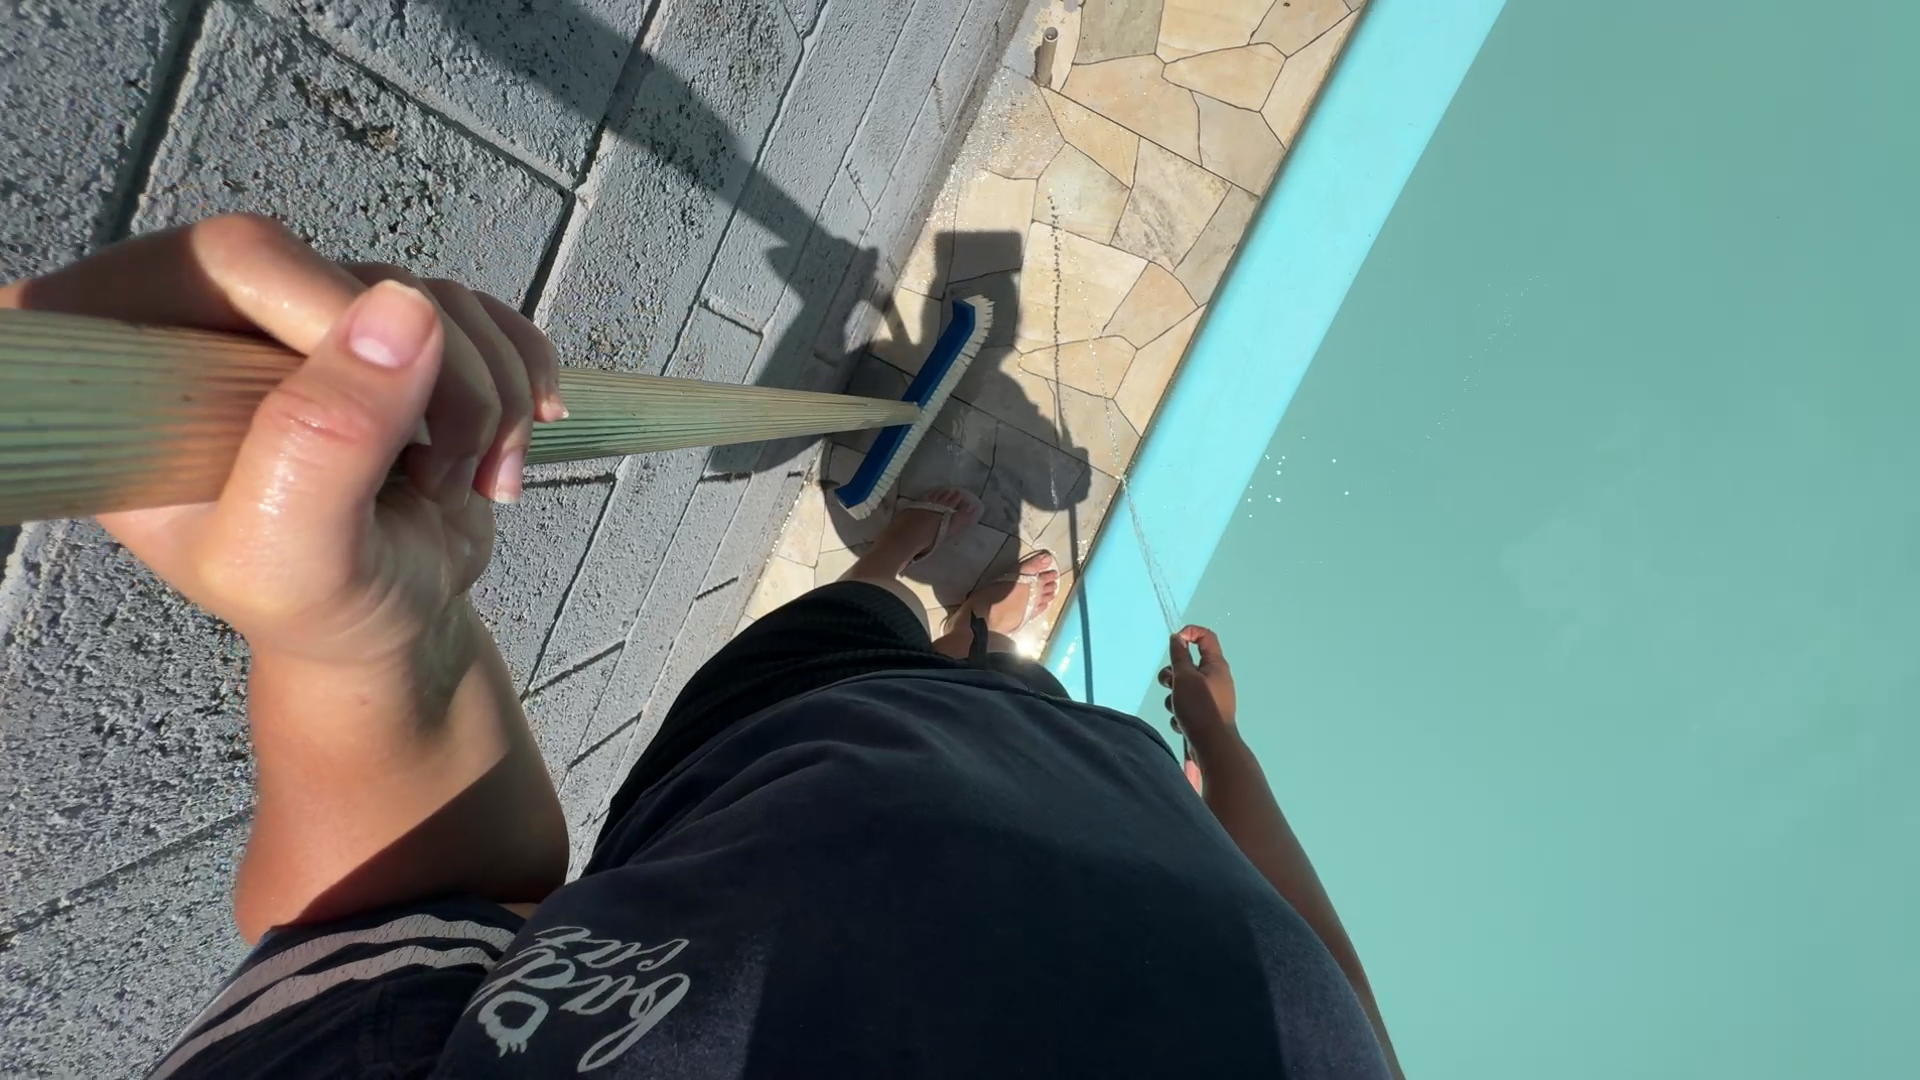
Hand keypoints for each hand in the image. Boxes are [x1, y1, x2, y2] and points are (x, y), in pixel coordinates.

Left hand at [0, 214, 562, 673]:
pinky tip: (515, 442)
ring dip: (496, 401)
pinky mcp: (408, 342)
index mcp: (130, 354)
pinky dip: (528, 380)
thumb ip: (327, 437)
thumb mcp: (298, 550)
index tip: (406, 436)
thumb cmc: (324, 603)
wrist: (399, 613)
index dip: (350, 334)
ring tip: (475, 478)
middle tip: (454, 469)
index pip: (248, 264)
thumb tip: (407, 309)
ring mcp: (327, 326)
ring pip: (446, 305)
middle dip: (450, 384)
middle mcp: (224, 319)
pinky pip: (491, 319)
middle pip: (366, 281)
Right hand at [1159, 625, 1237, 789]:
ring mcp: (1209, 698)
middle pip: (1188, 665)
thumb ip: (1179, 656)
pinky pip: (1185, 706)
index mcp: (1215, 666)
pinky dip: (1180, 713)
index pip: (1206, 637)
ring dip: (1174, 697)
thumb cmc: (1200, 707)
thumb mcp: (1185, 677)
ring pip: (1183, 688)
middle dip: (1172, 674)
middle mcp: (1214, 679)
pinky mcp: (1203, 715)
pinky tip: (1182, 723)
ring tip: (1177, 708)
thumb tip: (1177, 638)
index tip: (1173, 642)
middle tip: (1170, 683)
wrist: (1212, 747)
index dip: (1189, 633)